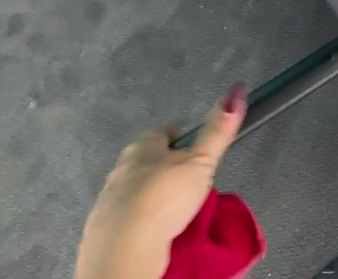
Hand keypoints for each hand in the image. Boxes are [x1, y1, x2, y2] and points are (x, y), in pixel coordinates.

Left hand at [76, 83, 248, 278]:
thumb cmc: (165, 197)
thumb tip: (237, 89)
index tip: (192, 146)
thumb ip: (218, 131)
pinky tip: (150, 229)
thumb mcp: (201, 162)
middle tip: (184, 179)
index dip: (178, 137)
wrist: (123, 249)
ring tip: (170, 208)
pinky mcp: (100, 230)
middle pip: (145, 160)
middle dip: (161, 166)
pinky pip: (124, 217)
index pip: (161, 132)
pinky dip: (137, 219)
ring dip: (148, 194)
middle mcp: (121, 168)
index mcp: (143, 147)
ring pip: (133, 189)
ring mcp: (107, 200)